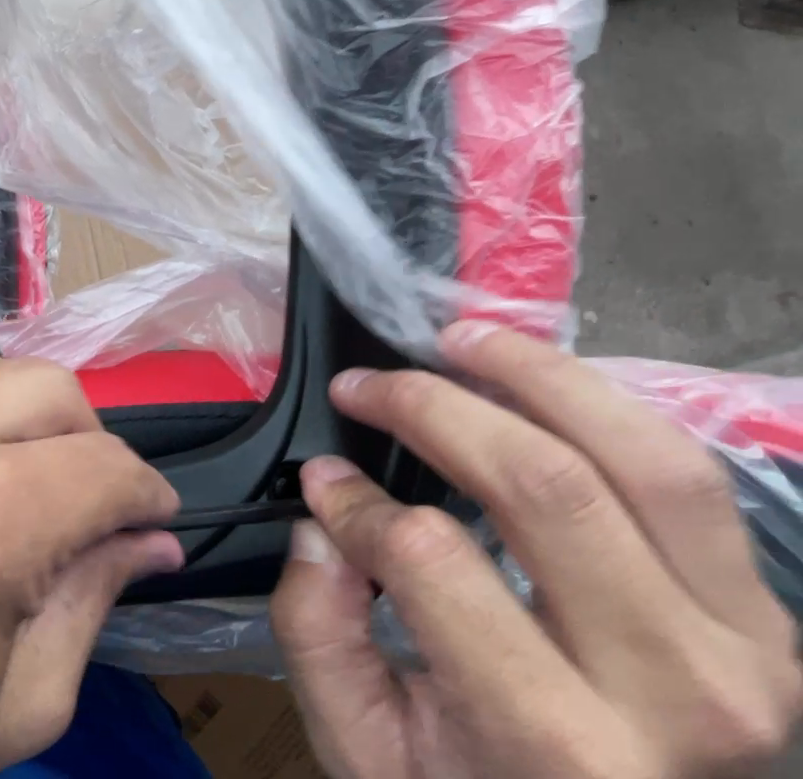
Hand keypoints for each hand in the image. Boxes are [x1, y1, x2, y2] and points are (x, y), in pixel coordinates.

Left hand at [0, 356, 182, 777]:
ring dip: (25, 421)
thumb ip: (95, 596)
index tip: (148, 524)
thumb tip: (150, 541)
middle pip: (57, 391)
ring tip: (16, 485)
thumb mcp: (19, 698)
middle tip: (83, 509)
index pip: (110, 467)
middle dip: (90, 446)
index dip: (146, 499)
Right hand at [271, 323, 802, 778]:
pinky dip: (605, 410)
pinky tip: (535, 383)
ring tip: (458, 339)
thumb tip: (320, 520)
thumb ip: (318, 631)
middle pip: (547, 487)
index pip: (433, 560)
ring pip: (649, 460)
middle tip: (364, 384)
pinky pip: (689, 479)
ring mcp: (749, 648)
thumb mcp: (363, 744)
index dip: (354, 501)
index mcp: (557, 740)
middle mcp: (677, 691)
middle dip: (432, 408)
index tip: (319, 483)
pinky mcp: (767, 617)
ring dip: (539, 377)